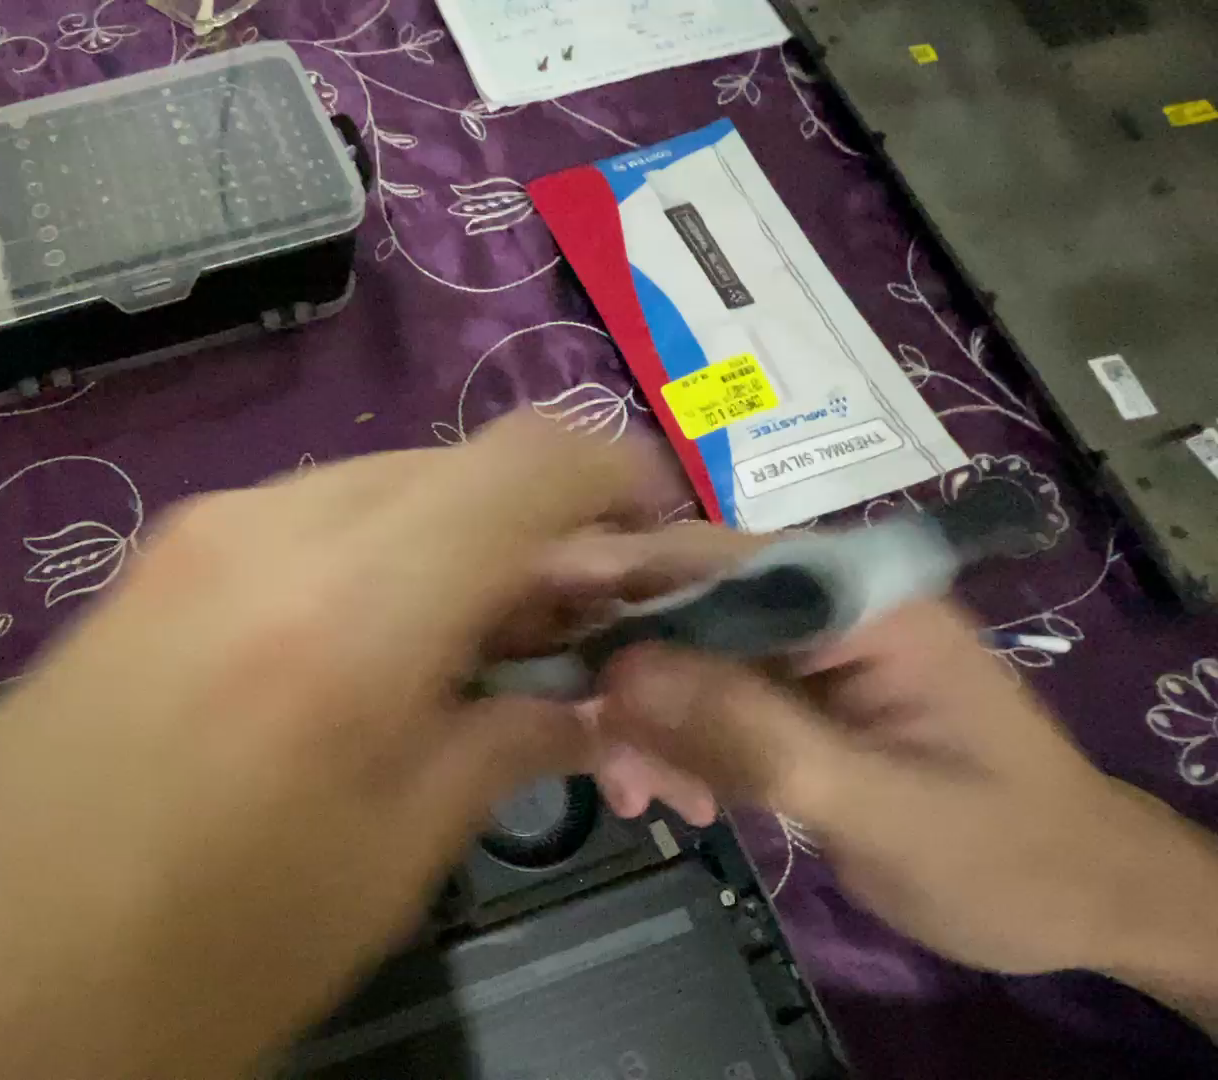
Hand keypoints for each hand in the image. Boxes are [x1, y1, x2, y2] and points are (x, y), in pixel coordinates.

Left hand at [0, 415, 671, 1079]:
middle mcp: (275, 525)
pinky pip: (300, 524)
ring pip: (377, 491)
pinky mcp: (155, 559)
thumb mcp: (382, 865)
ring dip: (447, 545)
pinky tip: (368, 642)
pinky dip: (367, 559)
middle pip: (454, 469)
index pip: (533, 460)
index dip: (620, 481)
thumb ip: (496, 747)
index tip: (658, 550)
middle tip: (569, 630)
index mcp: (355, 600)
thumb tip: (574, 698)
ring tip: (472, 645)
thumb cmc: (188, 949)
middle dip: (534, 531)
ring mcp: (201, 531)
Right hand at [598, 590, 1217, 1025]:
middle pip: (666, 605)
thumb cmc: (1009, 854)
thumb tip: (618, 676)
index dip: (607, 569)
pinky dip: (658, 748)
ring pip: (660, 659)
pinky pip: (680, 702)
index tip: (520, 600)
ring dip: (632, 724)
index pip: (706, 555)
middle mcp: (806, 607)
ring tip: (639, 796)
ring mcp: (782, 652)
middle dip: (613, 673)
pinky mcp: (766, 694)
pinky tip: (672, 800)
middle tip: (585, 742)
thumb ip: (753, 736)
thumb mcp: (885, 807)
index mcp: (853, 598)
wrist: (1082, 905)